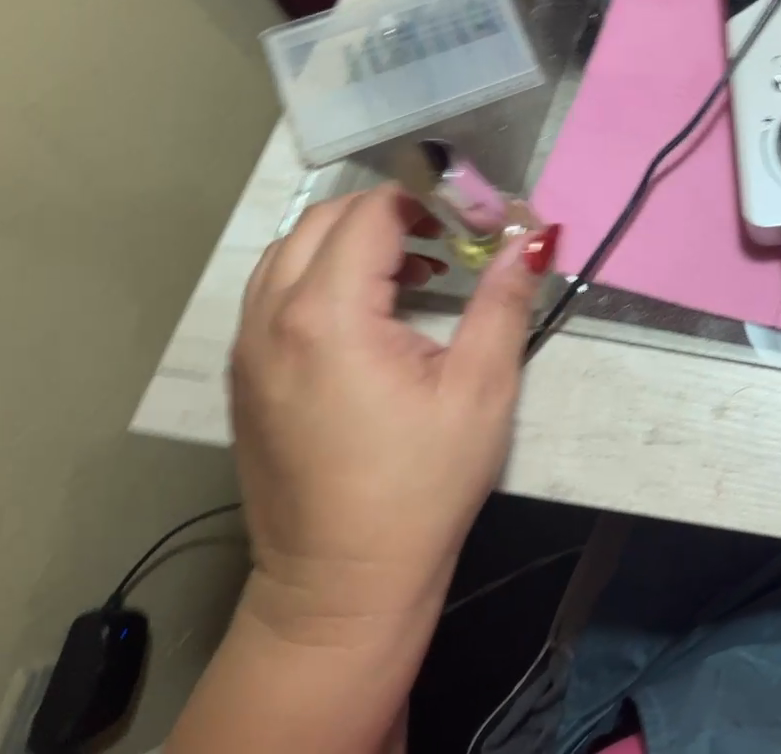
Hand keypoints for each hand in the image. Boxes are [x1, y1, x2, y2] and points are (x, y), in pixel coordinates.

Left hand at [228, 185, 547, 638]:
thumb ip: (504, 300)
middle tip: (453, 236)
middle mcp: (270, 320)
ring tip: (420, 270)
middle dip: (389, 212)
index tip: (478, 218)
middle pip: (321, 221)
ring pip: (290, 254)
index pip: (369, 214)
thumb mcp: (482, 387)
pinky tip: (377, 315)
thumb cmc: (423, 482)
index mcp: (328, 316)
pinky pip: (276, 294)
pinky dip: (325, 277)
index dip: (428, 200)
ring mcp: (247, 350)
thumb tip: (534, 237)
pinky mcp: (246, 378)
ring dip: (353, 243)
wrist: (345, 579)